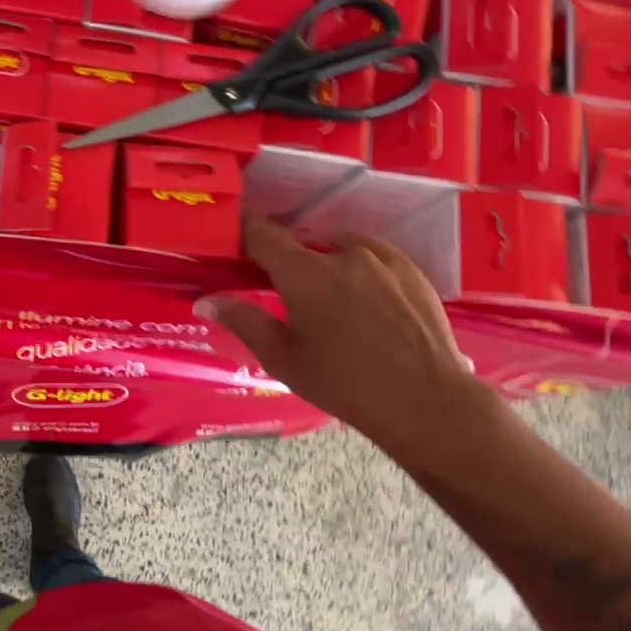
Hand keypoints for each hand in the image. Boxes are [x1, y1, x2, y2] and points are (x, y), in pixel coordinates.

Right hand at [198, 220, 493, 456]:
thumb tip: (206, 300)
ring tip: (325, 300)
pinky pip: (373, 258)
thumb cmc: (342, 382)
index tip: (233, 238)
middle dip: (288, 263)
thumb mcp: (283, 357)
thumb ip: (243, 321)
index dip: (244, 231)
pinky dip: (357, 270)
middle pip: (303, 245)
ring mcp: (383, 259)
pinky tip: (360, 301)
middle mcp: (343, 254)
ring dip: (325, 265)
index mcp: (305, 273)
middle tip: (282, 295)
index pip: (263, 234)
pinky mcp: (411, 270)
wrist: (424, 399)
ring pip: (340, 248)